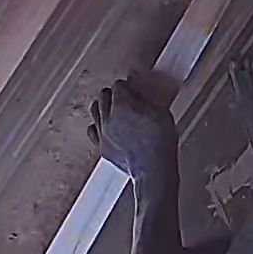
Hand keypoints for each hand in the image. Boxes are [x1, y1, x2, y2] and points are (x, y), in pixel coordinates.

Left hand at [86, 80, 177, 199]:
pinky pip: (92, 130)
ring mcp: (102, 132)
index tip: (131, 88)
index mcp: (122, 105)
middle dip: (113, 94)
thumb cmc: (160, 142)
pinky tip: (107, 127)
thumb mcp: (160, 112)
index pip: (118, 85)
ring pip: (94, 110)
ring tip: (114, 110)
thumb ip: (145, 96)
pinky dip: (98, 125)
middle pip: (103, 95)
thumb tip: (137, 84)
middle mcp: (108, 117)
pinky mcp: (100, 147)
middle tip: (123, 98)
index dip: (126, 86)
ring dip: (103, 107)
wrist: (153, 170)